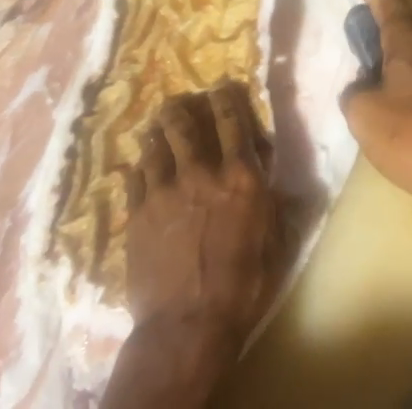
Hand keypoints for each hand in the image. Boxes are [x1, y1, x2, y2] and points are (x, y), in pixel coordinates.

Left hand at [124, 83, 285, 345]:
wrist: (187, 325)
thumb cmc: (244, 284)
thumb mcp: (276, 239)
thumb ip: (272, 200)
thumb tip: (271, 178)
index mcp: (240, 176)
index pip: (232, 119)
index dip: (226, 96)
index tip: (222, 86)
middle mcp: (200, 173)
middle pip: (184, 123)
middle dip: (182, 105)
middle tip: (181, 100)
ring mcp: (162, 191)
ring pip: (155, 145)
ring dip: (158, 130)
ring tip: (158, 124)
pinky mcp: (137, 214)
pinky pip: (134, 176)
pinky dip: (140, 164)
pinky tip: (141, 163)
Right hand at [341, 0, 411, 208]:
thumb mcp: (365, 116)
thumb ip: (354, 94)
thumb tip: (363, 88)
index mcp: (411, 41)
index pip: (387, 0)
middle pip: (404, 26)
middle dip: (379, 26)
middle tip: (353, 35)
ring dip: (393, 61)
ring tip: (369, 80)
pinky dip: (407, 86)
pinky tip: (395, 112)